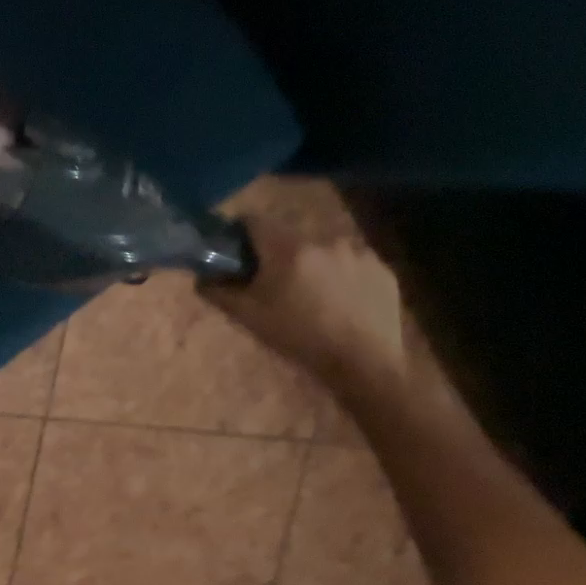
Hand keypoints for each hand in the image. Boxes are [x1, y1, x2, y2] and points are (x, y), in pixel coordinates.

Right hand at [200, 221, 407, 394]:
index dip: (239, 232)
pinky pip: (350, 262)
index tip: (235, 252)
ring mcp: (360, 254)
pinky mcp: (383, 270)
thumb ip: (215, 290)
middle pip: (288, 235)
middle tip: (271, 279)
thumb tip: (202, 275)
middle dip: (276, 251)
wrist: (365, 365)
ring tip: (309, 291)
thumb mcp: (246, 315)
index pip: (253, 219)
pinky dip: (339, 273)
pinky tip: (338, 299)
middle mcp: (325, 241)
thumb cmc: (298, 336)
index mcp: (288, 248)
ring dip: (309, 261)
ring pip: (320, 248)